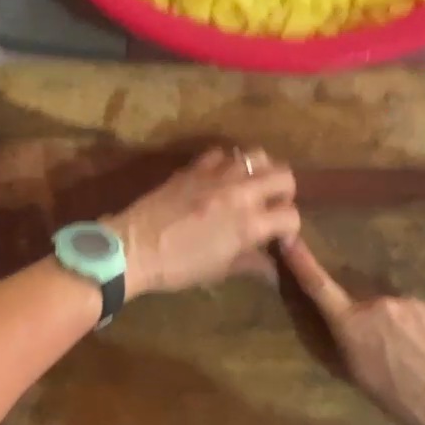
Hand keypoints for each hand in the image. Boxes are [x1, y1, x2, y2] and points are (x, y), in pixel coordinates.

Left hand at [107, 148, 300, 296]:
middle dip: (284, 192)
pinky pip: (224, 153)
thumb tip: (272, 268)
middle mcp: (241, 193)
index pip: (291, 216)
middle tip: (271, 206)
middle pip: (284, 175)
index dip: (290, 228)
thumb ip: (250, 263)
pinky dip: (229, 163)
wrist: (134, 248)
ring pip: (258, 155)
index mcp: (249, 225)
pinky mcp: (196, 166)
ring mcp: (218, 174)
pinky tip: (220, 178)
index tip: (278, 237)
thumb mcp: (218, 270)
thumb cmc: (177, 267)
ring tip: (250, 187)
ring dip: (261, 171)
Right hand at [281, 238, 424, 424]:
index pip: (320, 288)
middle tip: (386, 357)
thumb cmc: (399, 399)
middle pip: (368, 309)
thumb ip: (349, 343)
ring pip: (397, 313)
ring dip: (400, 330)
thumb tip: (351, 329)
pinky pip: (422, 317)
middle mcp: (378, 305)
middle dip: (372, 326)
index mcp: (351, 325)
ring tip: (415, 361)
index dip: (302, 264)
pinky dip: (423, 332)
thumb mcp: (359, 377)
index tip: (289, 240)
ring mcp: (410, 303)